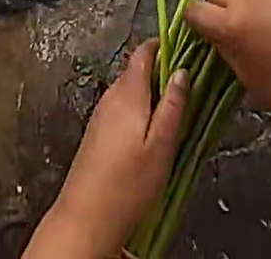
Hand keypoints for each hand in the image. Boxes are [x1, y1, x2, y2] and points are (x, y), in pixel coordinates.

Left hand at [25, 41, 187, 258]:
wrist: (82, 224)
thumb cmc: (127, 185)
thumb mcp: (162, 145)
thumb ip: (173, 104)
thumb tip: (183, 70)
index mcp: (128, 92)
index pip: (145, 51)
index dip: (166, 45)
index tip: (187, 51)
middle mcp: (111, 96)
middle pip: (139, 69)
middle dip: (163, 73)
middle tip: (188, 89)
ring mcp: (101, 114)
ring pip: (131, 90)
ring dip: (152, 94)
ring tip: (173, 115)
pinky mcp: (96, 133)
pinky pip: (122, 108)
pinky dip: (139, 111)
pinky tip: (150, 135)